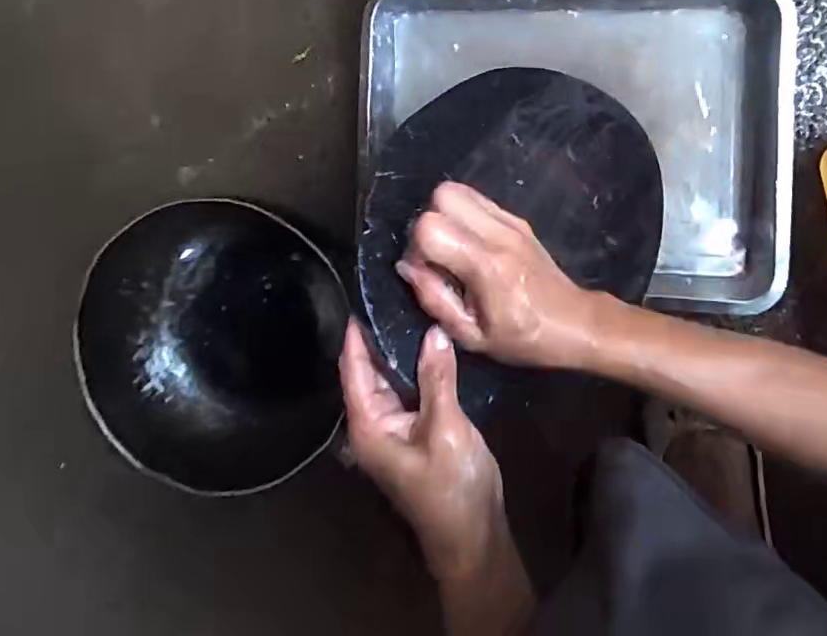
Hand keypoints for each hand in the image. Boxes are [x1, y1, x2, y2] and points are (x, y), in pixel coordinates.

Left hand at [339, 319, 507, 578]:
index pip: (353, 368)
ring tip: (412, 306)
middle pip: (369, 369)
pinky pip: (410, 386)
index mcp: (368, 424)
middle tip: (395, 291)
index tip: (364, 295)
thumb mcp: (446, 428)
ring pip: (391, 376)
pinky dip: (416, 363)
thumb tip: (434, 330)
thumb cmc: (451, 487)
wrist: (473, 535)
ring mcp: (396, 425)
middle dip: (379, 334)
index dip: (356, 334)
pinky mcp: (417, 426)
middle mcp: (375, 421)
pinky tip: (431, 340)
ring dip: (399, 347)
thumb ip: (437, 377)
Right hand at [397, 181, 607, 369]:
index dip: (418, 247)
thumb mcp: (471, 336)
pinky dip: (463, 213)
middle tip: (437, 254)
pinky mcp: (516, 218)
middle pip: (442, 194)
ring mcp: (510, 220)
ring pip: (458, 190)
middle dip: (428, 221)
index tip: (427, 271)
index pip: (430, 226)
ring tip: (452, 247)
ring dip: (445, 214)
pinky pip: (477, 198)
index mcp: (486, 265)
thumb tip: (407, 266)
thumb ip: (434, 299)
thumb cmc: (522, 337)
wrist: (574, 321)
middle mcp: (497, 233)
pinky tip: (470, 242)